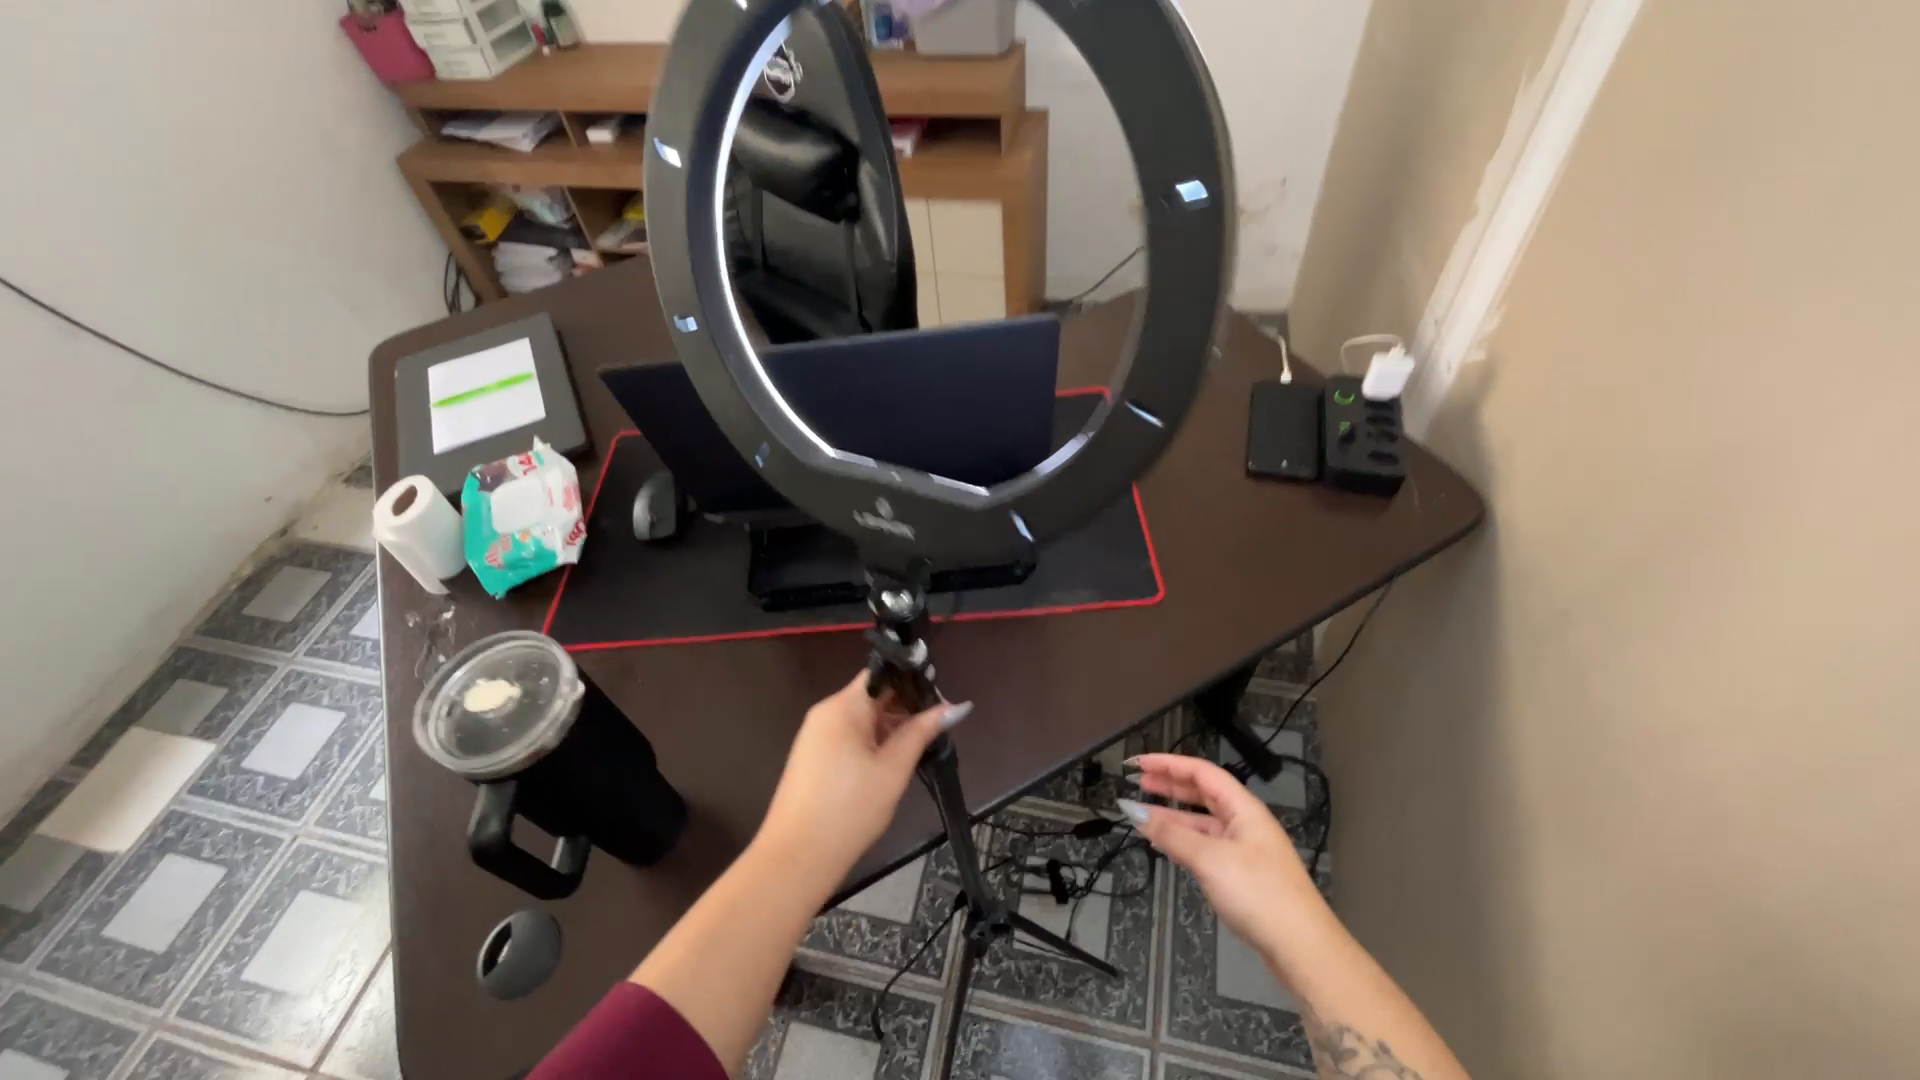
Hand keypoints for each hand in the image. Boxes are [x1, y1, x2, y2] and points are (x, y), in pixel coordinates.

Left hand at [756, 672, 969, 884]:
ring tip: (922, 746)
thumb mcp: (893, 769)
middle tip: (939, 727)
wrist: (797, 857)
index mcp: (843, 706)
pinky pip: (849, 738)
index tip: (940, 698)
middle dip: (905, 708)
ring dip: (891, 728)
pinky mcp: (813, 758)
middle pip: (872, 696)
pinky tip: (893, 763)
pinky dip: (873, 743)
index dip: (912, 681)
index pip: (881, 675)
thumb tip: (955, 706)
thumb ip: (922, 732)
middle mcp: (826, 713)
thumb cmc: (850, 808)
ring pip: (862, 719)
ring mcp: (816, 736)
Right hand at [1118, 754, 1323, 949]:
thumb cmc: (1258, 893)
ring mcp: (1244, 849)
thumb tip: (1134, 812)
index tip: (1139, 763)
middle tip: (1138, 782)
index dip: (1169, 764)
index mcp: (1243, 809)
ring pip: (1202, 823)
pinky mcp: (1242, 875)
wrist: (1301, 947)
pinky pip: (1206, 846)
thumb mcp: (1210, 859)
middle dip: (1170, 786)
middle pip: (1203, 794)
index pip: (1202, 773)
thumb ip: (1172, 835)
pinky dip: (1183, 841)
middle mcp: (1245, 823)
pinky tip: (1165, 845)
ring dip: (1173, 816)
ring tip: (1141, 815)